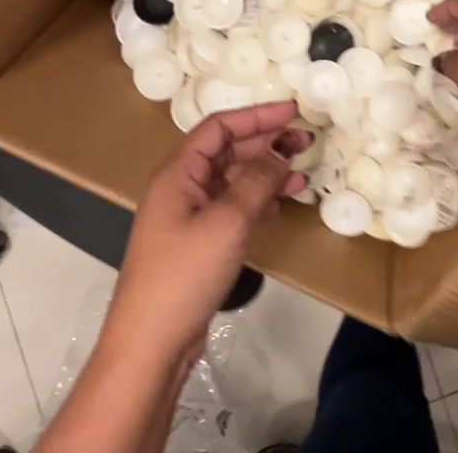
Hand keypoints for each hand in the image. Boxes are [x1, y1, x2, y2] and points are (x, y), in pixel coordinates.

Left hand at [105, 103, 310, 359]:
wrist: (150, 345)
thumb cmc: (184, 275)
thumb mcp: (227, 221)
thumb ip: (256, 181)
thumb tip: (279, 151)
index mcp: (178, 173)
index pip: (219, 127)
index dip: (256, 116)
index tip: (293, 113)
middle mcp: (181, 188)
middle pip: (227, 151)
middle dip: (266, 143)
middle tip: (306, 143)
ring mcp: (189, 217)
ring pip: (233, 180)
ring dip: (266, 173)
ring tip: (302, 176)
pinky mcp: (198, 243)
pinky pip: (233, 207)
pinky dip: (258, 200)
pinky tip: (281, 204)